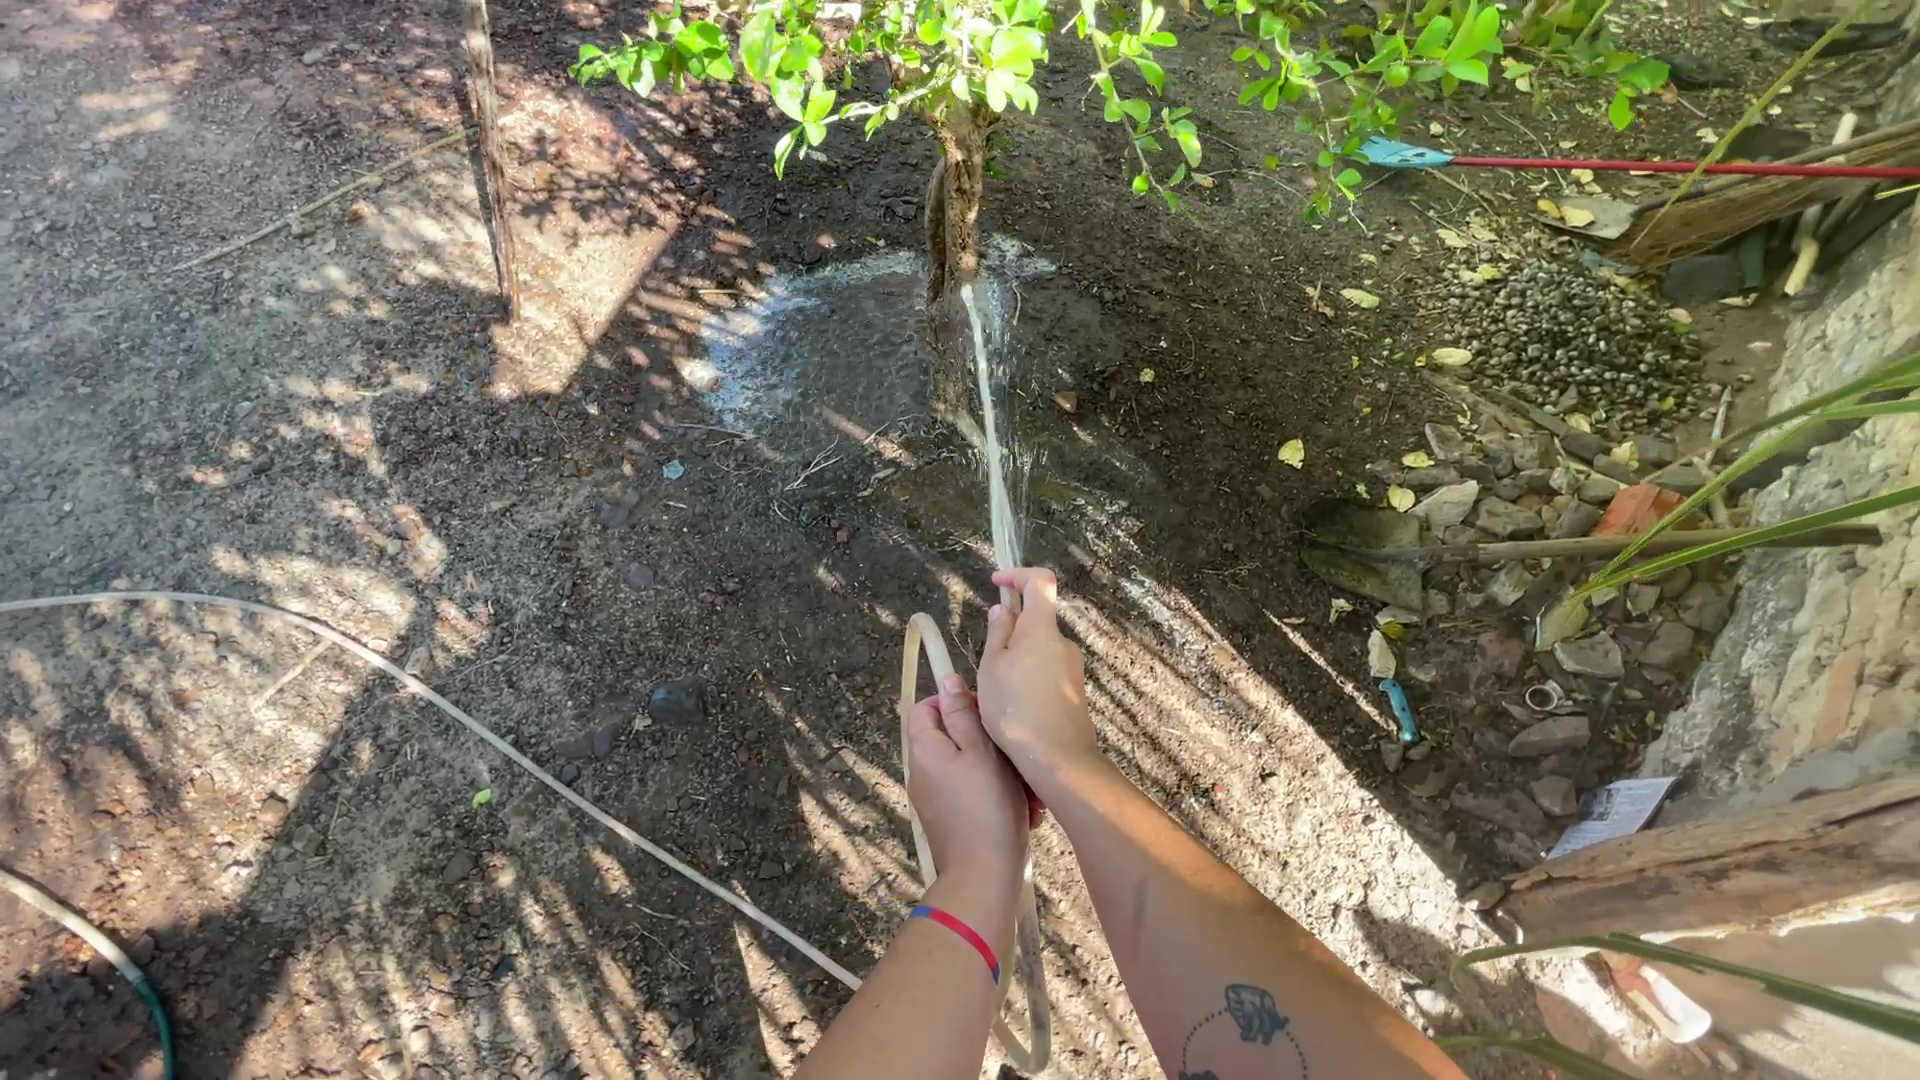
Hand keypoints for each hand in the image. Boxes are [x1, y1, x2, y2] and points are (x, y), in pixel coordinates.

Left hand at [906, 674, 1031, 881]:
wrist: (984, 875)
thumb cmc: (986, 806)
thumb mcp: (980, 751)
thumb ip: (962, 715)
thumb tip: (947, 681)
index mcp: (925, 749)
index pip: (925, 708)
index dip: (954, 703)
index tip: (985, 714)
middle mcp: (923, 771)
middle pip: (952, 737)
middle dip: (987, 742)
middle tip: (1014, 755)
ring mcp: (935, 798)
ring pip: (969, 767)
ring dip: (1000, 772)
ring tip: (1027, 789)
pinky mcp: (951, 819)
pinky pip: (973, 793)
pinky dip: (997, 795)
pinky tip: (1024, 810)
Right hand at [977, 568, 1098, 777]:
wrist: (1057, 757)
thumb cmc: (1015, 708)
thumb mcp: (992, 667)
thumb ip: (998, 633)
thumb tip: (1003, 609)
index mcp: (1042, 628)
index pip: (1040, 581)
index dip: (1017, 575)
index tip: (996, 583)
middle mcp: (1062, 642)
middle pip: (1036, 620)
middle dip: (1010, 630)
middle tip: (987, 661)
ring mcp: (1072, 667)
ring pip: (1039, 649)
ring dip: (1017, 658)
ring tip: (997, 692)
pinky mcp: (1073, 690)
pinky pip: (1046, 670)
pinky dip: (1028, 677)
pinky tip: (1014, 706)